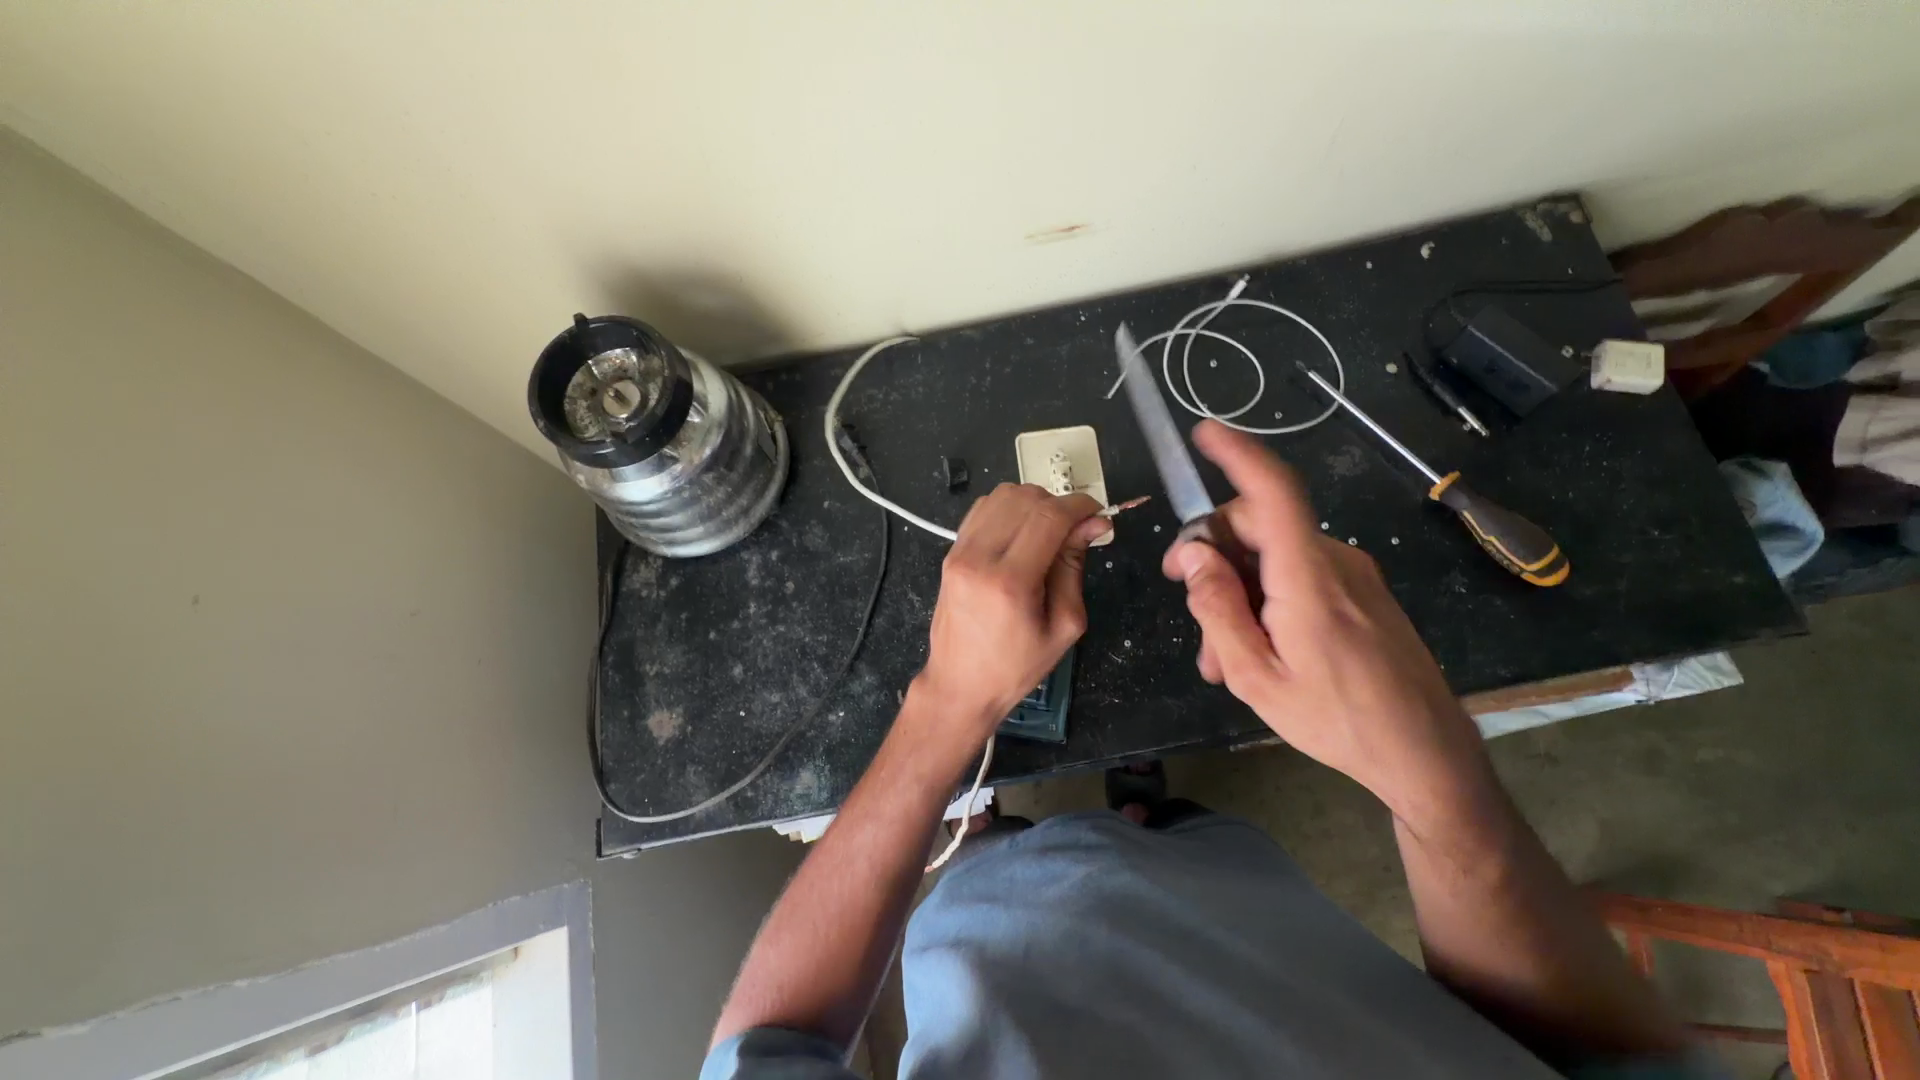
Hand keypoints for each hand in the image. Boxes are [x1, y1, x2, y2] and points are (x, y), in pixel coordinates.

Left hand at [917, 484, 1108, 747]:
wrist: (959, 685)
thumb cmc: (1016, 667)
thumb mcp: (1063, 625)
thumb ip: (1074, 567)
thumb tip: (1093, 524)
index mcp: (1009, 581)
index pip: (1049, 516)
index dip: (1080, 506)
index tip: (1098, 515)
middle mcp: (978, 557)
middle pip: (1025, 498)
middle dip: (1058, 505)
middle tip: (1074, 532)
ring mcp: (958, 552)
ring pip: (1002, 496)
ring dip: (1033, 504)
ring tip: (1047, 533)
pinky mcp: (950, 552)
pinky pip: (982, 510)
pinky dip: (1008, 511)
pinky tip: (1021, 535)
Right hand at [1161, 420, 1492, 824]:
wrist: (1426, 754)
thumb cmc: (1336, 720)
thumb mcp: (1257, 676)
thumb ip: (1218, 610)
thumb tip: (1193, 555)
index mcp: (1307, 577)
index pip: (1274, 491)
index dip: (1238, 454)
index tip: (1204, 433)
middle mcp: (1334, 561)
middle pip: (1261, 523)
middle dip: (1213, 555)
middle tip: (1188, 605)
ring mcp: (1355, 575)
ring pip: (1275, 556)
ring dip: (1239, 589)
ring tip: (1222, 656)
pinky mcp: (1364, 594)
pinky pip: (1301, 576)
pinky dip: (1268, 598)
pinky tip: (1260, 649)